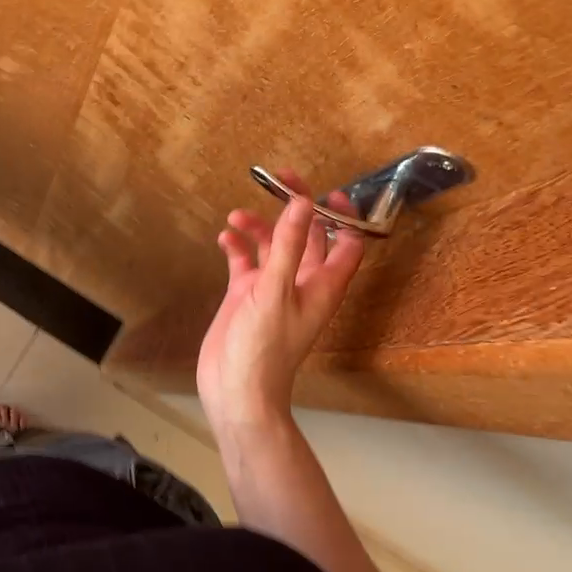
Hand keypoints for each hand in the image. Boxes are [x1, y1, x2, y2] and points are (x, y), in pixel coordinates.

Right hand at [197, 170, 366, 437]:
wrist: (236, 390)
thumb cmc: (264, 347)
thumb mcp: (276, 290)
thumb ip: (288, 244)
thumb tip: (303, 202)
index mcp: (323, 285)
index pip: (347, 243)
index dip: (344, 216)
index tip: (328, 190)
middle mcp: (301, 283)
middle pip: (308, 237)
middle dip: (295, 210)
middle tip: (277, 182)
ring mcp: (272, 289)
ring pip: (272, 246)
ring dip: (258, 227)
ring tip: (236, 215)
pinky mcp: (245, 296)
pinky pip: (244, 262)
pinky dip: (236, 246)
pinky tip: (224, 238)